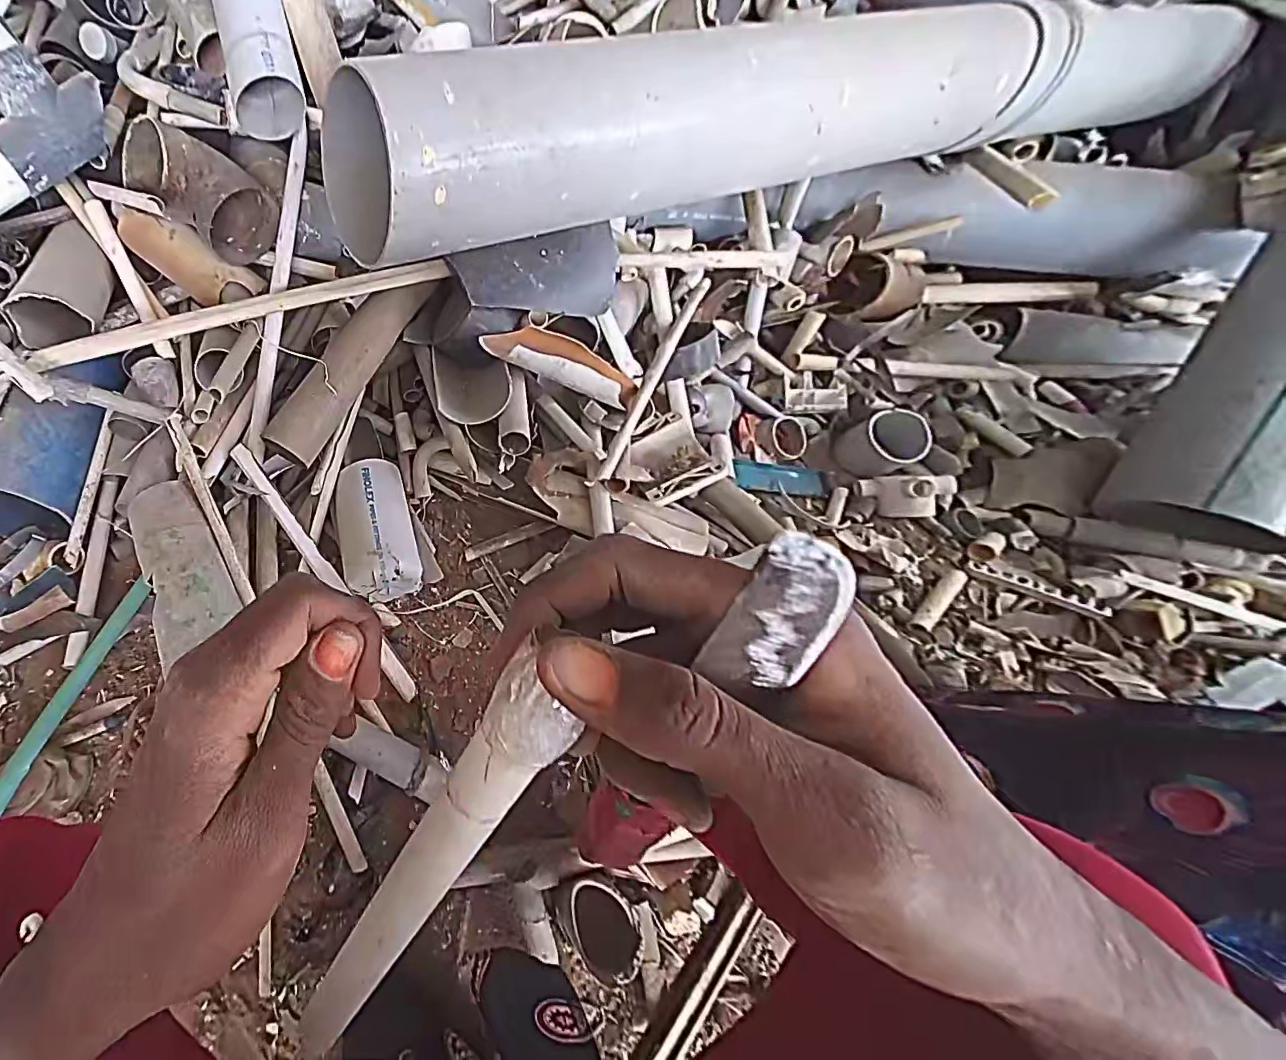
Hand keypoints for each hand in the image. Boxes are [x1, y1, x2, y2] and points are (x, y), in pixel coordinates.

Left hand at [0, 575, 382, 1057]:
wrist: (115, 943)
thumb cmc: (190, 904)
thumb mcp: (270, 817)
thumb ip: (306, 716)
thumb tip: (343, 638)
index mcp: (213, 692)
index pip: (296, 602)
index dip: (351, 623)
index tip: (370, 685)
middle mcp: (197, 671)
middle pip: (289, 605)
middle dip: (342, 636)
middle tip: (362, 706)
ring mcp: (193, 684)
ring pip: (280, 629)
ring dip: (325, 659)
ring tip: (340, 725)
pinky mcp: (199, 703)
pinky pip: (262, 660)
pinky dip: (301, 678)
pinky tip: (312, 727)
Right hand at [490, 536, 1280, 1057]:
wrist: (1004, 949)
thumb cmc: (945, 875)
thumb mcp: (816, 801)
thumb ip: (689, 722)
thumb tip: (559, 658)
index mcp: (777, 612)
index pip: (627, 568)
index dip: (555, 605)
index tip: (514, 670)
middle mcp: (740, 627)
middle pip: (606, 614)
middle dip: (574, 679)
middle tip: (560, 740)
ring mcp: (723, 671)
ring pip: (608, 671)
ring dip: (613, 735)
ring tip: (677, 801)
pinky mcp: (711, 714)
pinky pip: (630, 716)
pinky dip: (631, 760)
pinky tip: (687, 804)